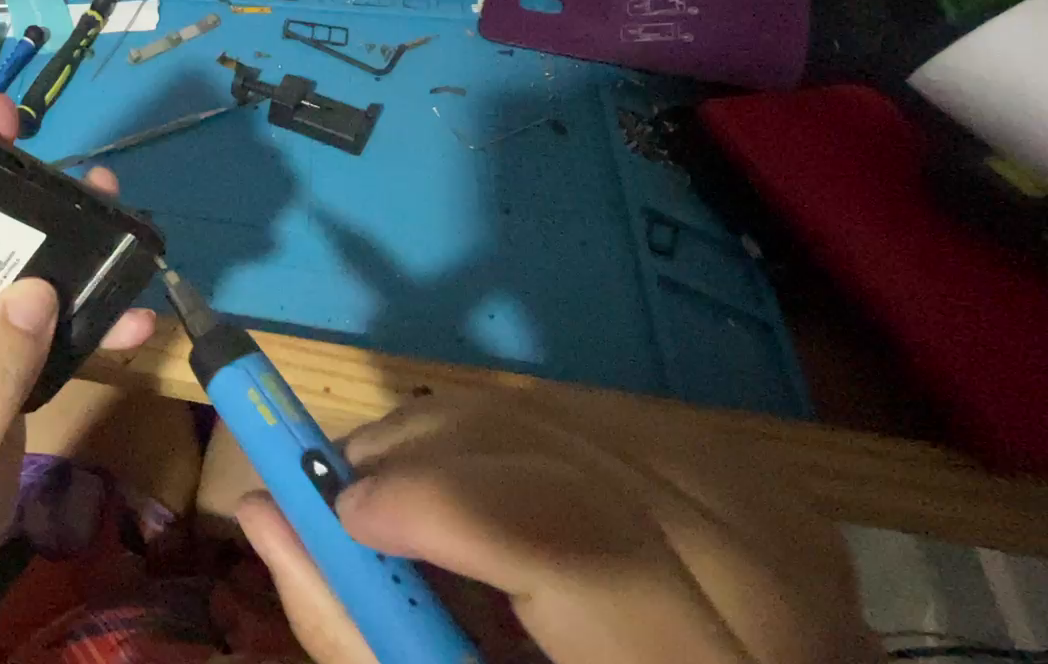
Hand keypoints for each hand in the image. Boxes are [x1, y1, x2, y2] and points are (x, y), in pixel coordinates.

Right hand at [236, 390, 879, 663]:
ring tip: (408, 480)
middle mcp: (778, 608)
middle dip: (433, 455)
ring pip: (590, 423)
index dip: (447, 504)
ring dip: (467, 435)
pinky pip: (624, 422)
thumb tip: (264, 510)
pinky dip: (528, 432)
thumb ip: (353, 632)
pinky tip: (495, 474)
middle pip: (577, 462)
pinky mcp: (768, 506)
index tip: (343, 507)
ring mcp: (790, 547)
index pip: (582, 547)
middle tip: (349, 487)